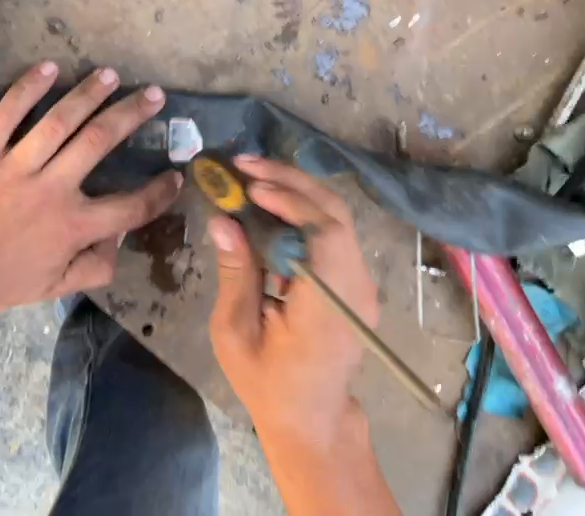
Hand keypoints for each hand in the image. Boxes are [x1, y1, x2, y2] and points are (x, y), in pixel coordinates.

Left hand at [0, 62, 182, 318]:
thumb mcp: (48, 290)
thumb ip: (90, 270)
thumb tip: (119, 245)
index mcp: (71, 227)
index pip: (129, 209)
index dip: (159, 193)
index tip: (176, 175)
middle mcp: (52, 190)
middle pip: (99, 142)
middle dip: (131, 114)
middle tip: (153, 94)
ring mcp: (16, 165)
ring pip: (61, 120)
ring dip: (89, 93)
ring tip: (110, 74)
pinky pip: (10, 112)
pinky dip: (30, 87)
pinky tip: (50, 67)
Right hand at [207, 156, 379, 455]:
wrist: (312, 420)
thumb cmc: (268, 383)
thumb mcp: (236, 333)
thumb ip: (236, 273)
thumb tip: (223, 220)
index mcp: (328, 307)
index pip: (326, 234)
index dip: (292, 200)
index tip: (250, 187)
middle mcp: (355, 289)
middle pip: (336, 213)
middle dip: (291, 181)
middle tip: (246, 165)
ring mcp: (361, 284)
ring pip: (338, 216)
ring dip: (297, 190)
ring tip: (253, 176)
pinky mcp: (355, 281)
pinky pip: (334, 231)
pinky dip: (303, 209)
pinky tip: (271, 201)